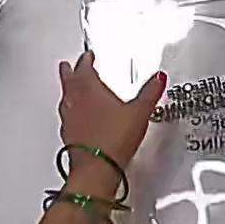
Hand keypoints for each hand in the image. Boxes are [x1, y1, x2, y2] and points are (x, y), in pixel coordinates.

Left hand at [57, 51, 165, 169]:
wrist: (97, 168)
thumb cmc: (113, 138)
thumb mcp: (140, 111)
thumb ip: (150, 93)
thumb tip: (158, 78)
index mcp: (89, 89)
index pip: (84, 68)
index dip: (86, 60)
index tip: (87, 55)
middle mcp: (75, 101)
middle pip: (69, 80)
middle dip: (70, 71)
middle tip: (67, 66)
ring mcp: (69, 120)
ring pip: (66, 99)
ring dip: (68, 91)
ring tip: (72, 90)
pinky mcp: (68, 136)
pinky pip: (67, 118)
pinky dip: (71, 113)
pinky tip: (78, 120)